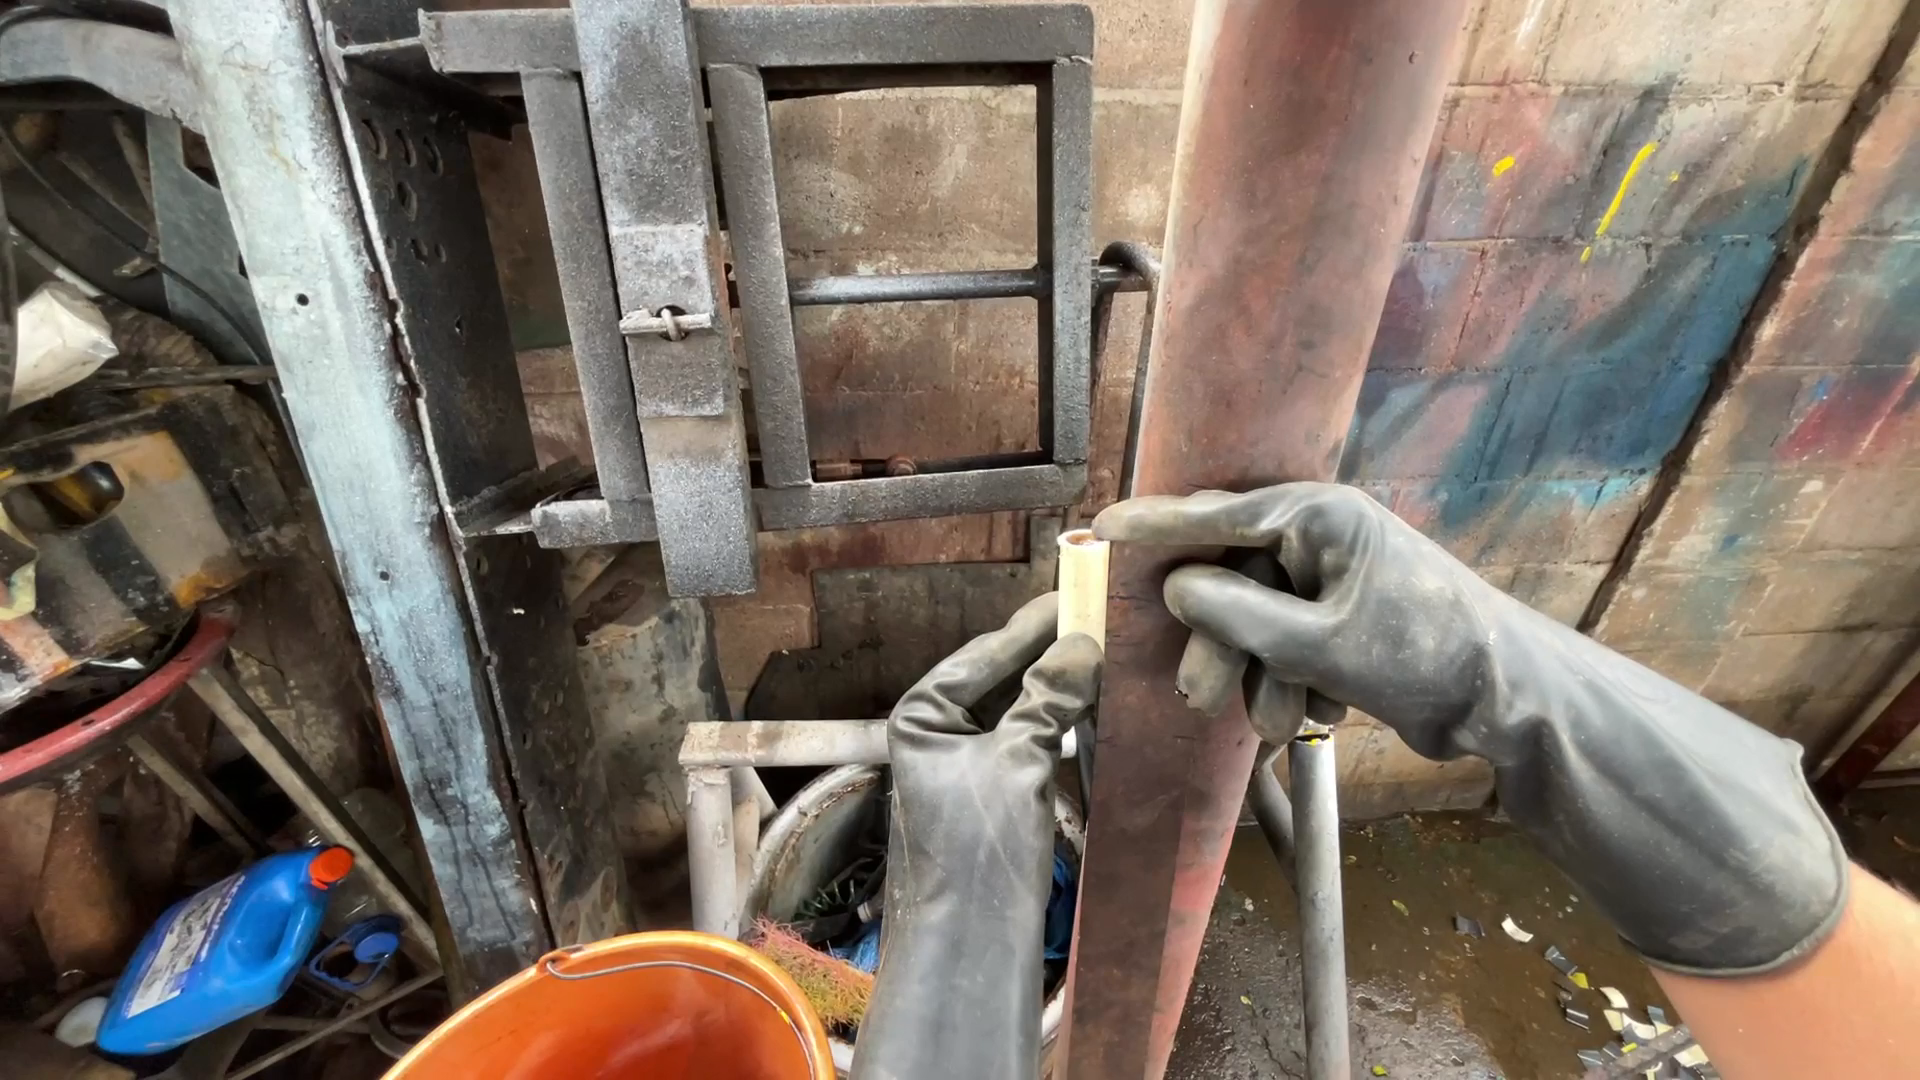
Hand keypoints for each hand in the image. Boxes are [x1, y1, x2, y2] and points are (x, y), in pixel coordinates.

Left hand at [854, 593, 1100, 1079]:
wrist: (972, 947)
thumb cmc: (980, 848)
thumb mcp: (1018, 762)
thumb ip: (1047, 697)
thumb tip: (1084, 642)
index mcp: (922, 713)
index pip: (985, 653)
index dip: (1032, 627)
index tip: (1075, 599)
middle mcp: (936, 729)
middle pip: (1000, 677)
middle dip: (1047, 654)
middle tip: (1096, 622)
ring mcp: (962, 759)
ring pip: (1015, 707)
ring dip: (1055, 686)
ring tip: (1101, 654)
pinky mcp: (990, 786)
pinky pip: (1025, 737)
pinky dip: (1055, 721)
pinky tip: (1088, 703)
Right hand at [1094, 483, 1847, 975]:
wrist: (1513, 706)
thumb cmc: (1425, 657)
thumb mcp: (1320, 643)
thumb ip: (1238, 613)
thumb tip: (1176, 588)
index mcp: (1318, 516)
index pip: (1218, 515)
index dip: (1155, 525)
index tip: (1103, 527)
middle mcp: (1316, 535)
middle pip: (1230, 580)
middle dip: (1221, 645)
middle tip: (1199, 696)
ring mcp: (1325, 575)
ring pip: (1252, 620)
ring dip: (1259, 675)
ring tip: (1283, 721)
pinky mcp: (1333, 613)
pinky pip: (1280, 639)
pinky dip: (1290, 678)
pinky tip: (1321, 708)